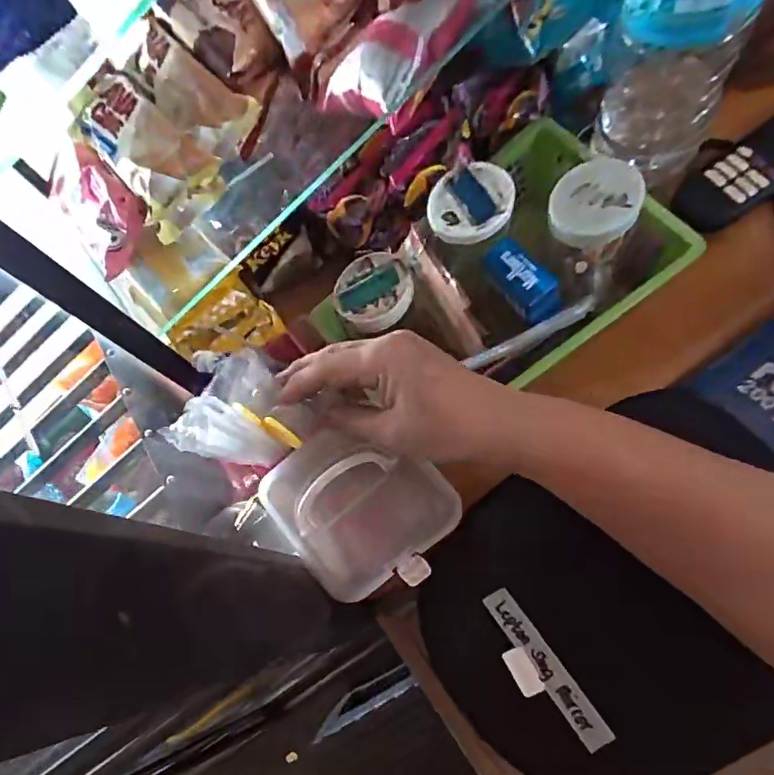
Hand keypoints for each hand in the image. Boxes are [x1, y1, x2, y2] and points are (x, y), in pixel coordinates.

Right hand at [274, 332, 528, 463]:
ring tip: (301, 388)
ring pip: (354, 357)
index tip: (275, 400)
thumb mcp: (391, 432)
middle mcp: (389, 342)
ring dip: (328, 373)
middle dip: (307, 371)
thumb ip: (350, 421)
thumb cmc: (445, 430)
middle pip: (337, 354)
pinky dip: (350, 376)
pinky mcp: (415, 358)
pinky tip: (340, 390)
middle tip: (279, 388)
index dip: (299, 384)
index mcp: (381, 355)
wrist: (498, 422)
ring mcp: (405, 347)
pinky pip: (372, 363)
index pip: (327, 366)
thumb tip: (320, 417)